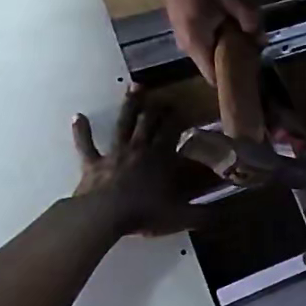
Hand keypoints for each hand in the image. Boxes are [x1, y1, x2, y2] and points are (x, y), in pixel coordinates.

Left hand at [71, 88, 219, 236]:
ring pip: (123, 125)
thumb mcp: (181, 216)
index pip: (171, 132)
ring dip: (129, 107)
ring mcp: (114, 154)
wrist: (102, 216)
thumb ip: (203, 215)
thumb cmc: (144, 213)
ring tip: (134, 89)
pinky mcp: (92, 163)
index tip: (183, 108)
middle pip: (149, 123)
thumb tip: (227, 216)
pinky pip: (86, 144)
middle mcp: (139, 149)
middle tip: (162, 96)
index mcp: (160, 159)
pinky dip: (82, 130)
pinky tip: (78, 116)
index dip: (178, 119)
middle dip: (156, 108)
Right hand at [140, 0, 259, 88]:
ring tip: (250, 29)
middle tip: (259, 47)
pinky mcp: (184, 15)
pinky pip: (208, 32)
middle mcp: (185, 41)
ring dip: (232, 40)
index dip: (237, 79)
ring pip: (213, 45)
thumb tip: (260, 40)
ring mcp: (182, 28)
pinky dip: (223, 28)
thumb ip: (249, 20)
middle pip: (216, 61)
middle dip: (239, 57)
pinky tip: (235, 14)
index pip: (214, 77)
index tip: (256, 76)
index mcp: (195, 41)